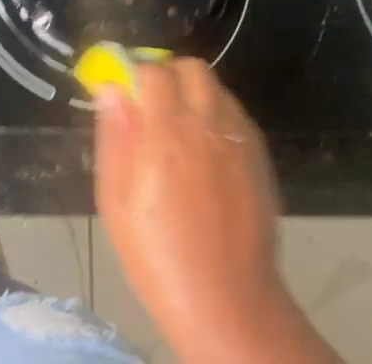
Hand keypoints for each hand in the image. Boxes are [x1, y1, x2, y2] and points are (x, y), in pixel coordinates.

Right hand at [94, 59, 340, 363]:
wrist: (228, 303)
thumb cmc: (157, 257)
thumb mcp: (116, 201)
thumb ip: (115, 137)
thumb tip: (111, 89)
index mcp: (167, 133)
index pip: (153, 71)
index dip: (135, 72)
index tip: (123, 91)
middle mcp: (207, 126)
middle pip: (192, 68)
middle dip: (168, 74)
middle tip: (152, 104)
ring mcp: (240, 140)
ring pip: (217, 89)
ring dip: (195, 94)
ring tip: (179, 129)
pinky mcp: (260, 158)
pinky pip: (237, 116)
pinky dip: (218, 117)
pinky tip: (206, 151)